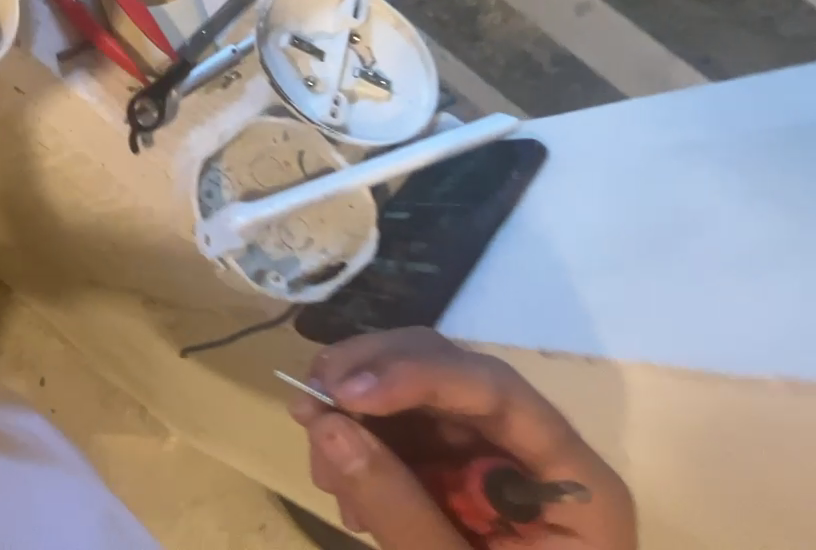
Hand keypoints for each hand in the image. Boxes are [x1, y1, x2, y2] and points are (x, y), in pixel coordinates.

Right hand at [290, 328, 635, 548]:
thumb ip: (401, 510)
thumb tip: (326, 423)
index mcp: (570, 482)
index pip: (496, 390)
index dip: (417, 375)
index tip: (345, 392)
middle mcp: (526, 446)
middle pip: (443, 368)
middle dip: (368, 377)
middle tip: (308, 401)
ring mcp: (480, 451)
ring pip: (402, 384)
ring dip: (347, 407)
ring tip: (321, 470)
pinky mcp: (440, 463)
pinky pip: (385, 420)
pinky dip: (348, 435)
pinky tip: (334, 482)